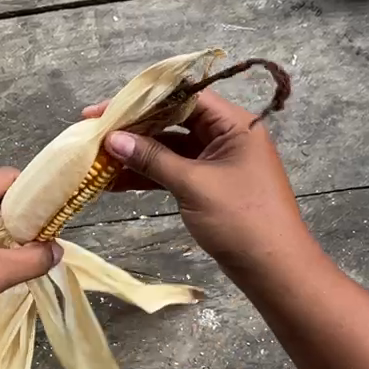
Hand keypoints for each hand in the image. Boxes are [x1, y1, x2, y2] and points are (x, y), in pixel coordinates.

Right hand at [84, 89, 314, 269]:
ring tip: (97, 156)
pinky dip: (145, 173)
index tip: (105, 111)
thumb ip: (152, 159)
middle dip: (133, 126)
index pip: (182, 96)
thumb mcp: (193, 185)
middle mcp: (225, 136)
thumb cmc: (242, 220)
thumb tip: (111, 139)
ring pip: (167, 146)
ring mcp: (215, 160)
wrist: (275, 271)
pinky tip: (114, 180)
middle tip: (92, 130)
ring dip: (135, 151)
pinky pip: (171, 169)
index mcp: (234, 124)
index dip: (141, 100)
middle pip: (171, 119)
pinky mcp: (206, 183)